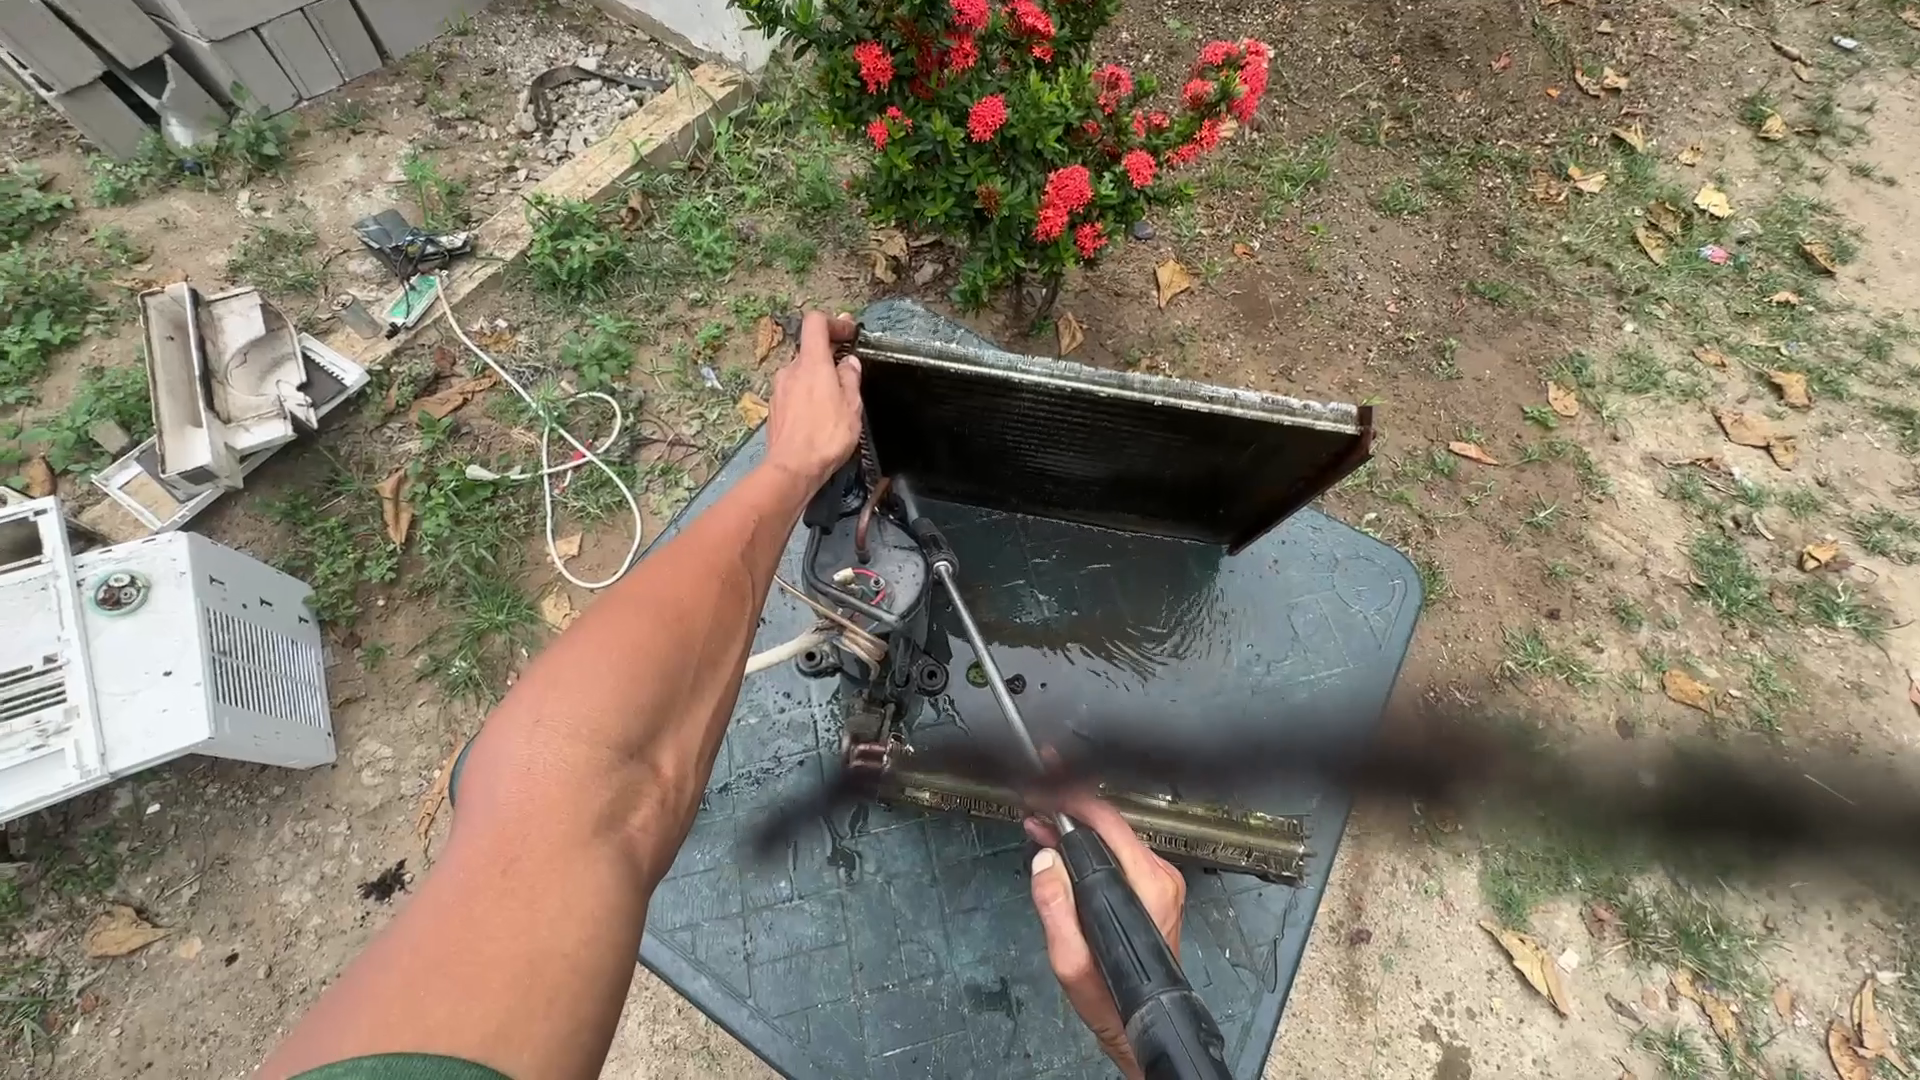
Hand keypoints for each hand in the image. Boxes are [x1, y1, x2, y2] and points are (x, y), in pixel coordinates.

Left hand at [765, 311, 861, 487]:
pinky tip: (819, 417)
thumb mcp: (851, 406)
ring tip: (836, 402)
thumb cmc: (826, 436)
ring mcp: (779, 389)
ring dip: (818, 379)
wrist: (793, 468)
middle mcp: (790, 370)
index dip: (834, 322)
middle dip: (830, 357)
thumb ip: (850, 378)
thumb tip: (848, 363)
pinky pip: (794, 392)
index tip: (850, 332)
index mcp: (811, 363)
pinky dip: (808, 395)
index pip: (815, 323)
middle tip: (849, 374)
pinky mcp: (775, 408)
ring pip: (801, 373)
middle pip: (810, 350)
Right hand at [1025, 793, 1186, 1079]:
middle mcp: (1160, 875)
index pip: (1107, 820)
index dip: (1071, 801)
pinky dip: (1087, 844)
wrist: (1137, 1025)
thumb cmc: (1106, 997)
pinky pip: (1115, 850)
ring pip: (1111, 835)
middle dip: (1067, 813)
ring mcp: (1160, 879)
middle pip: (1109, 824)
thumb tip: (1046, 858)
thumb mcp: (1070, 960)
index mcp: (1147, 884)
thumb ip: (1055, 906)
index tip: (1042, 792)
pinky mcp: (1153, 885)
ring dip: (1074, 828)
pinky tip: (1060, 845)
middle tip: (1033, 810)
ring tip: (1039, 825)